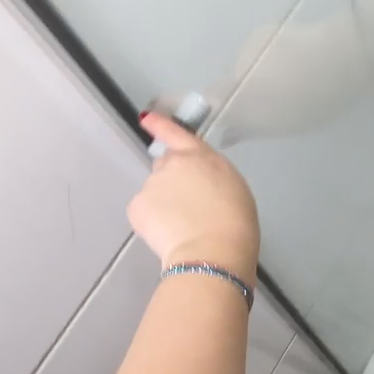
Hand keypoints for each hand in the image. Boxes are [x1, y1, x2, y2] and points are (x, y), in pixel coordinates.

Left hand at [128, 113, 259, 282]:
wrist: (213, 253)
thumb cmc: (236, 226)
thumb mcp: (235, 191)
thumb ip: (212, 178)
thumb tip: (198, 185)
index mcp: (202, 158)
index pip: (177, 135)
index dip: (162, 126)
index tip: (147, 119)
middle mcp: (173, 164)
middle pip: (166, 166)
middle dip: (173, 181)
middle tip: (189, 208)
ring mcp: (152, 184)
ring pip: (156, 191)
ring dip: (165, 204)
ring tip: (184, 229)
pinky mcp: (137, 206)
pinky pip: (145, 212)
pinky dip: (153, 222)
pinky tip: (170, 236)